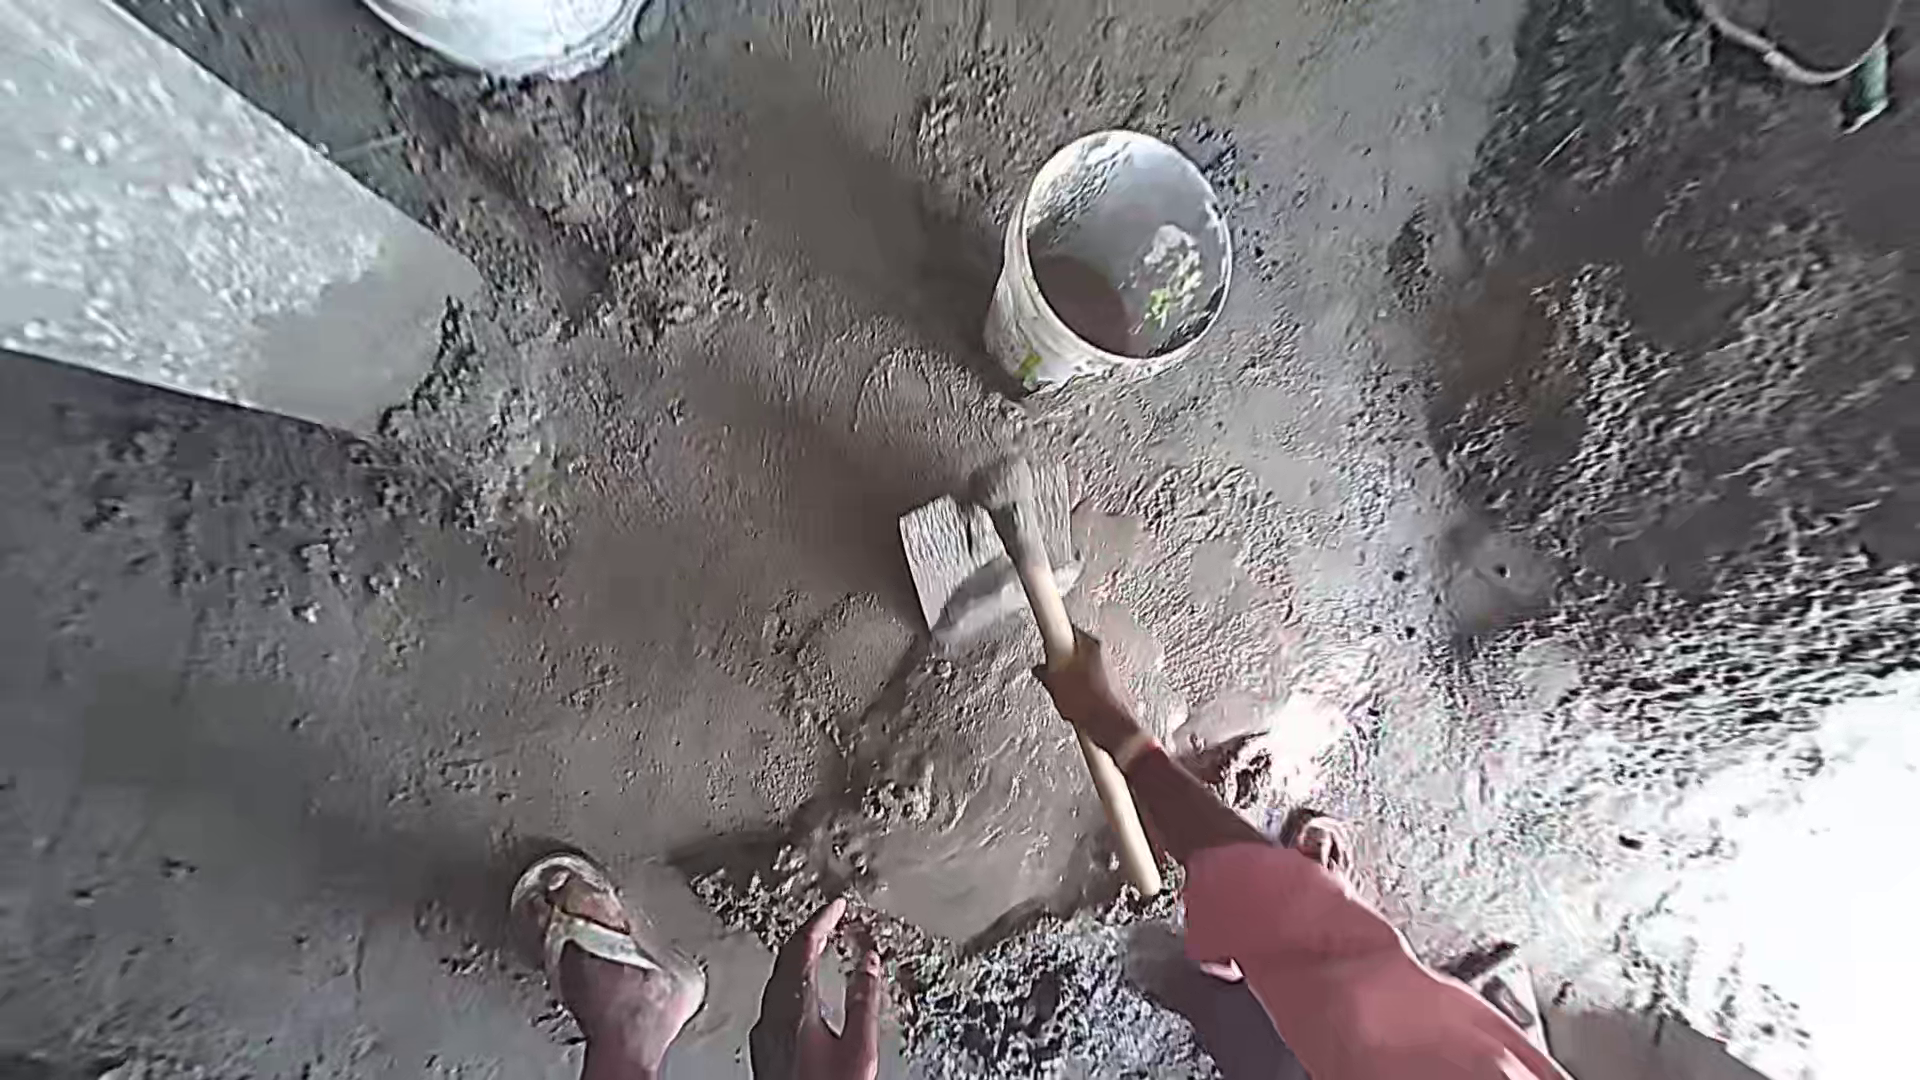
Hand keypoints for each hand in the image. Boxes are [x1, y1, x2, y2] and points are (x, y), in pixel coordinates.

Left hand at [750, 898, 882, 1079]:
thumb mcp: (859, 1049)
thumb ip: (864, 999)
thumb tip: (870, 961)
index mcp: (794, 1007)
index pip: (804, 944)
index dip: (822, 918)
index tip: (839, 904)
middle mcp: (772, 1015)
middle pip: (787, 956)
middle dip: (811, 930)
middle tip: (833, 917)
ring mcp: (765, 1033)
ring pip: (780, 975)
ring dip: (802, 951)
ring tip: (824, 942)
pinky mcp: (764, 1049)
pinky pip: (777, 993)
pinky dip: (795, 974)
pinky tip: (807, 983)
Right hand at [1033, 629, 1147, 754]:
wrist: (1116, 731)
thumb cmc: (1093, 707)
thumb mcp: (1057, 687)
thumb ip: (1045, 673)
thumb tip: (1040, 669)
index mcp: (1092, 646)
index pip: (1068, 631)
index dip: (1053, 640)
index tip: (1046, 648)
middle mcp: (1105, 655)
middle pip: (1076, 651)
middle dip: (1062, 663)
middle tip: (1052, 676)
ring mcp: (1112, 671)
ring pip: (1084, 668)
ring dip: (1073, 678)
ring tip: (1065, 695)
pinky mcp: (1115, 687)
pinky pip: (1093, 682)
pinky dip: (1084, 690)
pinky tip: (1078, 705)